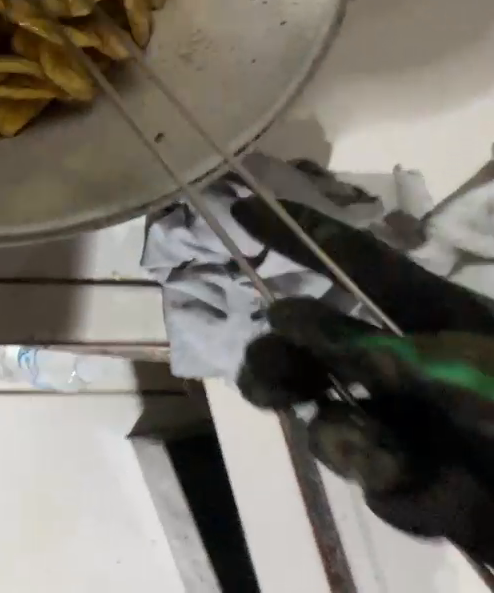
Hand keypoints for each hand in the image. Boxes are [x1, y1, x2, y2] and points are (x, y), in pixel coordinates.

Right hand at [231, 195, 493, 564]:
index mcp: (451, 328)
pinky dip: (401, 491)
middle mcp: (424, 372)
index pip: (362, 265)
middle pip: (314, 349)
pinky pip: (379, 485)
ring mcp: (428, 434)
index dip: (301, 235)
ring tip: (375, 458)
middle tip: (267, 382)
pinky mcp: (435, 495)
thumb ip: (371, 345)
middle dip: (279, 363)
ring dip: (343, 435)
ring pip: (330, 417)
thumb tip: (283, 314)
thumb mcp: (467, 373)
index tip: (238, 208)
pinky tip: (439, 498)